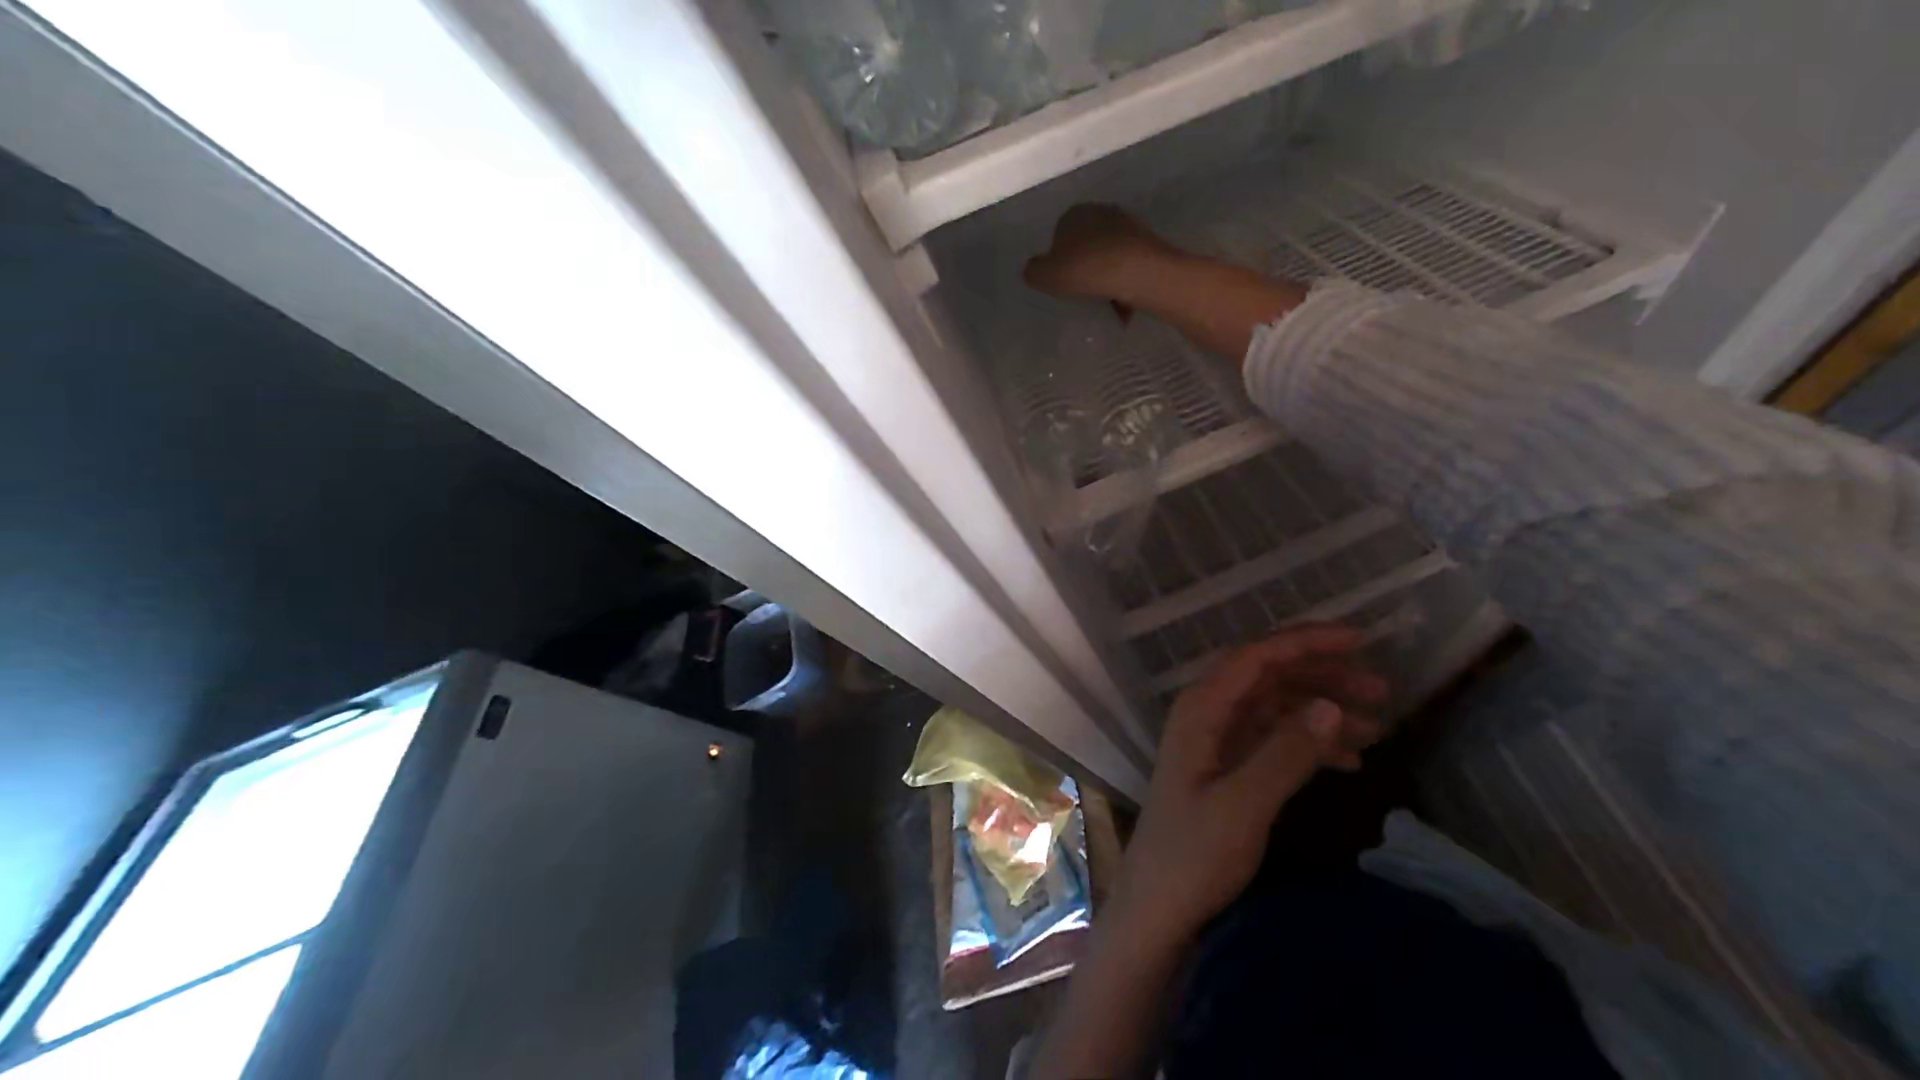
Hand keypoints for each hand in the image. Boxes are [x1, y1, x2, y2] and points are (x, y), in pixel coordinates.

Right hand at [1023, 204, 1176, 303]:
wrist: (1138, 272)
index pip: (1059, 235)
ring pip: (1109, 256)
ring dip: (1106, 277)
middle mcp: (1102, 212)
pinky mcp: (1149, 243)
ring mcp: (1129, 226)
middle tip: (1081, 293)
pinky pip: (1129, 266)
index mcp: (1074, 213)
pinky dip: (1124, 283)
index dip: (1058, 261)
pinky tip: (1123, 303)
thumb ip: (1033, 272)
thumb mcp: (1045, 276)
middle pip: (1086, 245)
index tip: (1062, 284)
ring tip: (1103, 303)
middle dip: (1084, 267)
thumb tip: (1034, 269)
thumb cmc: (1085, 269)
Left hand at [1112, 625, 1387, 943]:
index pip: (1254, 657)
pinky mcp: (1224, 769)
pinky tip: (1348, 761)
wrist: (1159, 907)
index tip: (1361, 640)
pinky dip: (1309, 743)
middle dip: (1322, 675)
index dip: (1305, 642)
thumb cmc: (1194, 855)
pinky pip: (1271, 740)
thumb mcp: (1244, 805)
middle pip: (1267, 678)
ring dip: (1321, 711)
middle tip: (1382, 690)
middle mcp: (1204, 716)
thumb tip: (1329, 704)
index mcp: (1199, 711)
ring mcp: (1214, 742)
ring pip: (1274, 708)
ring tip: (1377, 727)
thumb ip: (1285, 753)